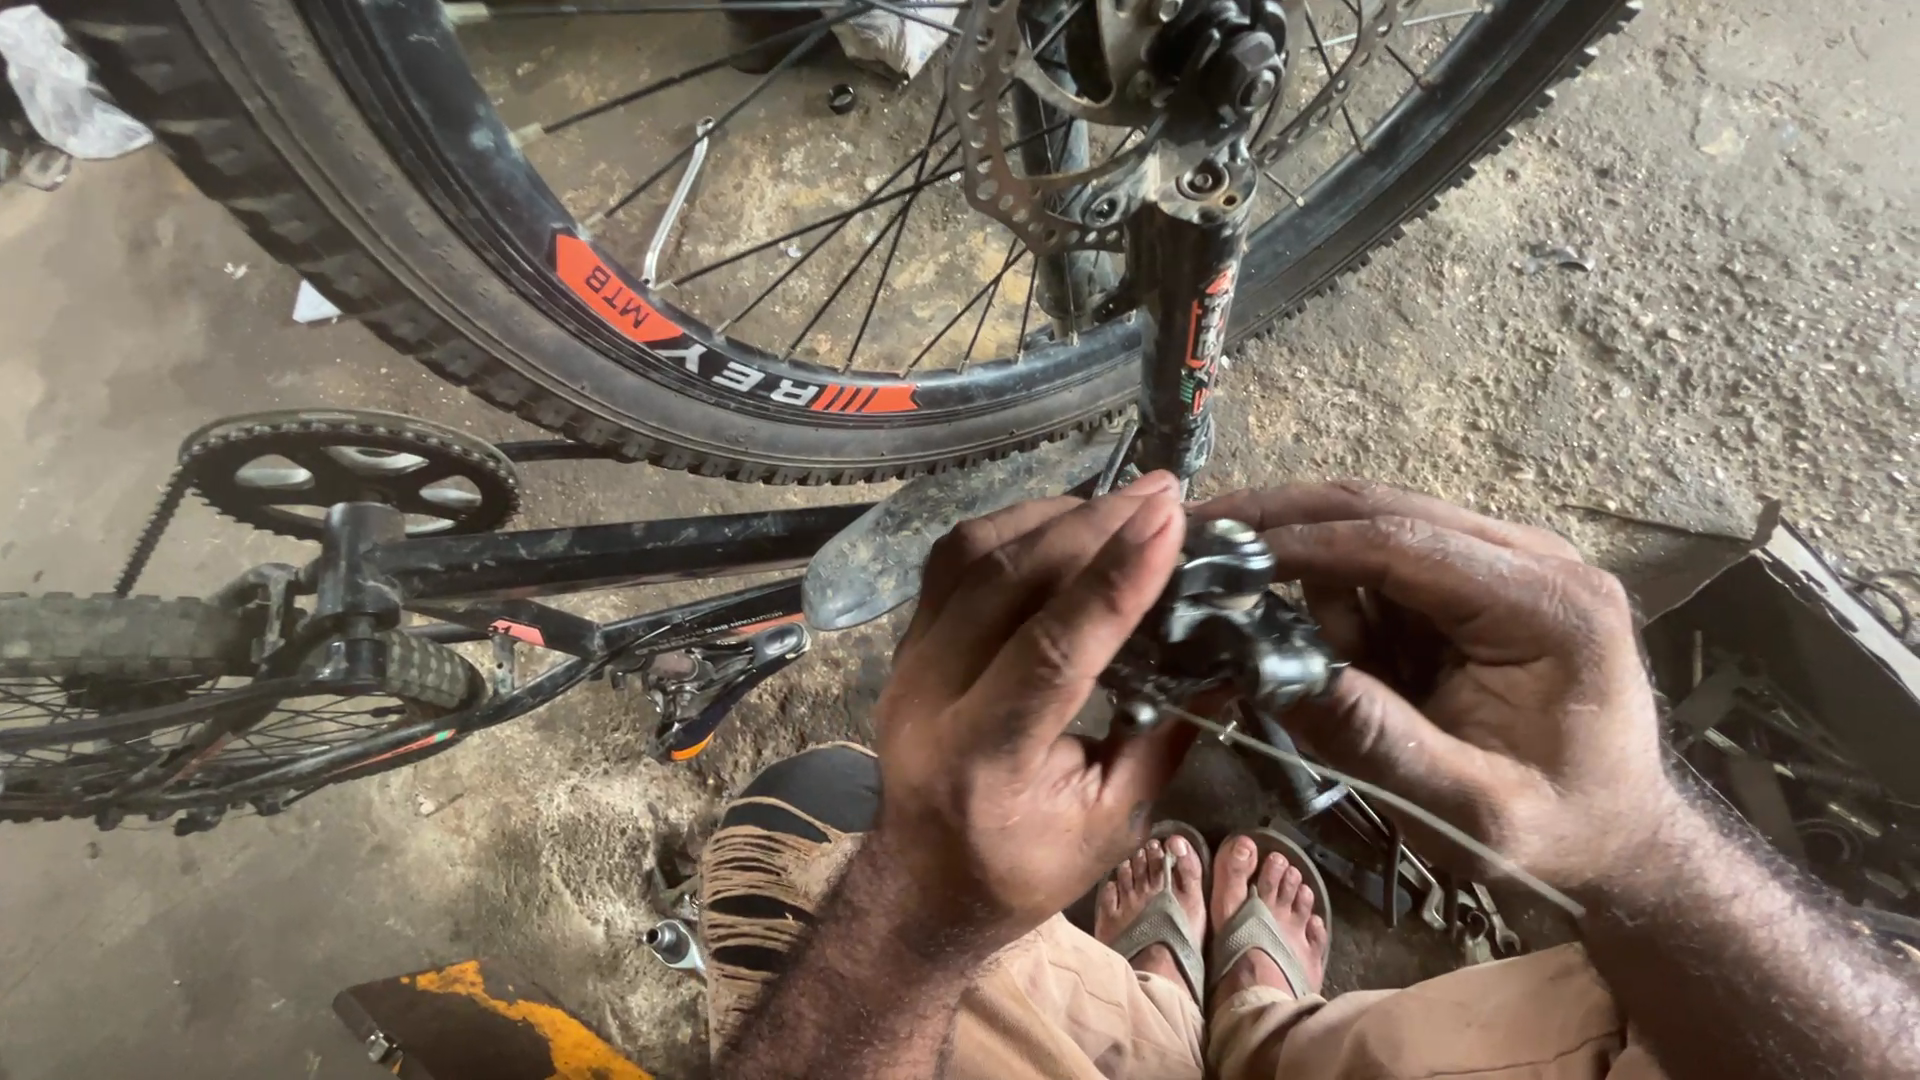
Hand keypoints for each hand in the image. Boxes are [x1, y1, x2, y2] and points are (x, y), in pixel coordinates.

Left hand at [866, 473, 1196, 954]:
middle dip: (1092, 525)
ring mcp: (908, 660)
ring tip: (1120, 500)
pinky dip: (1010, 526)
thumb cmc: (1019, 869)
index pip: (1051, 650)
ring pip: (971, 555)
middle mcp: (930, 695)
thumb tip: (1221, 662)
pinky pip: (951, 560)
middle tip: (1161, 493)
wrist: (920, 880)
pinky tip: (1059, 518)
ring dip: (1051, 514)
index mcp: (984, 758)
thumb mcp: (1106, 826)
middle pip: (1007, 581)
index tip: (1169, 521)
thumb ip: (1161, 739)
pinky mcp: (905, 642)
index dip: (1113, 581)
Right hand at [1195, 481, 1680, 890]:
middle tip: (1199, 528)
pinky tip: (1361, 655)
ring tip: (1347, 670)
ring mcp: (1500, 556)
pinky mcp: (1470, 570)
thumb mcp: (1469, 809)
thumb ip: (1378, 742)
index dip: (1304, 544)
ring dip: (1320, 584)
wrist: (1612, 828)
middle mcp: (1531, 557)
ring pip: (1366, 528)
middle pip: (1378, 506)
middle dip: (1282, 518)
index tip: (1222, 555)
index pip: (1401, 543)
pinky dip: (1336, 595)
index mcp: (1549, 606)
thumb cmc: (1553, 825)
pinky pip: (1373, 559)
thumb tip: (1272, 672)